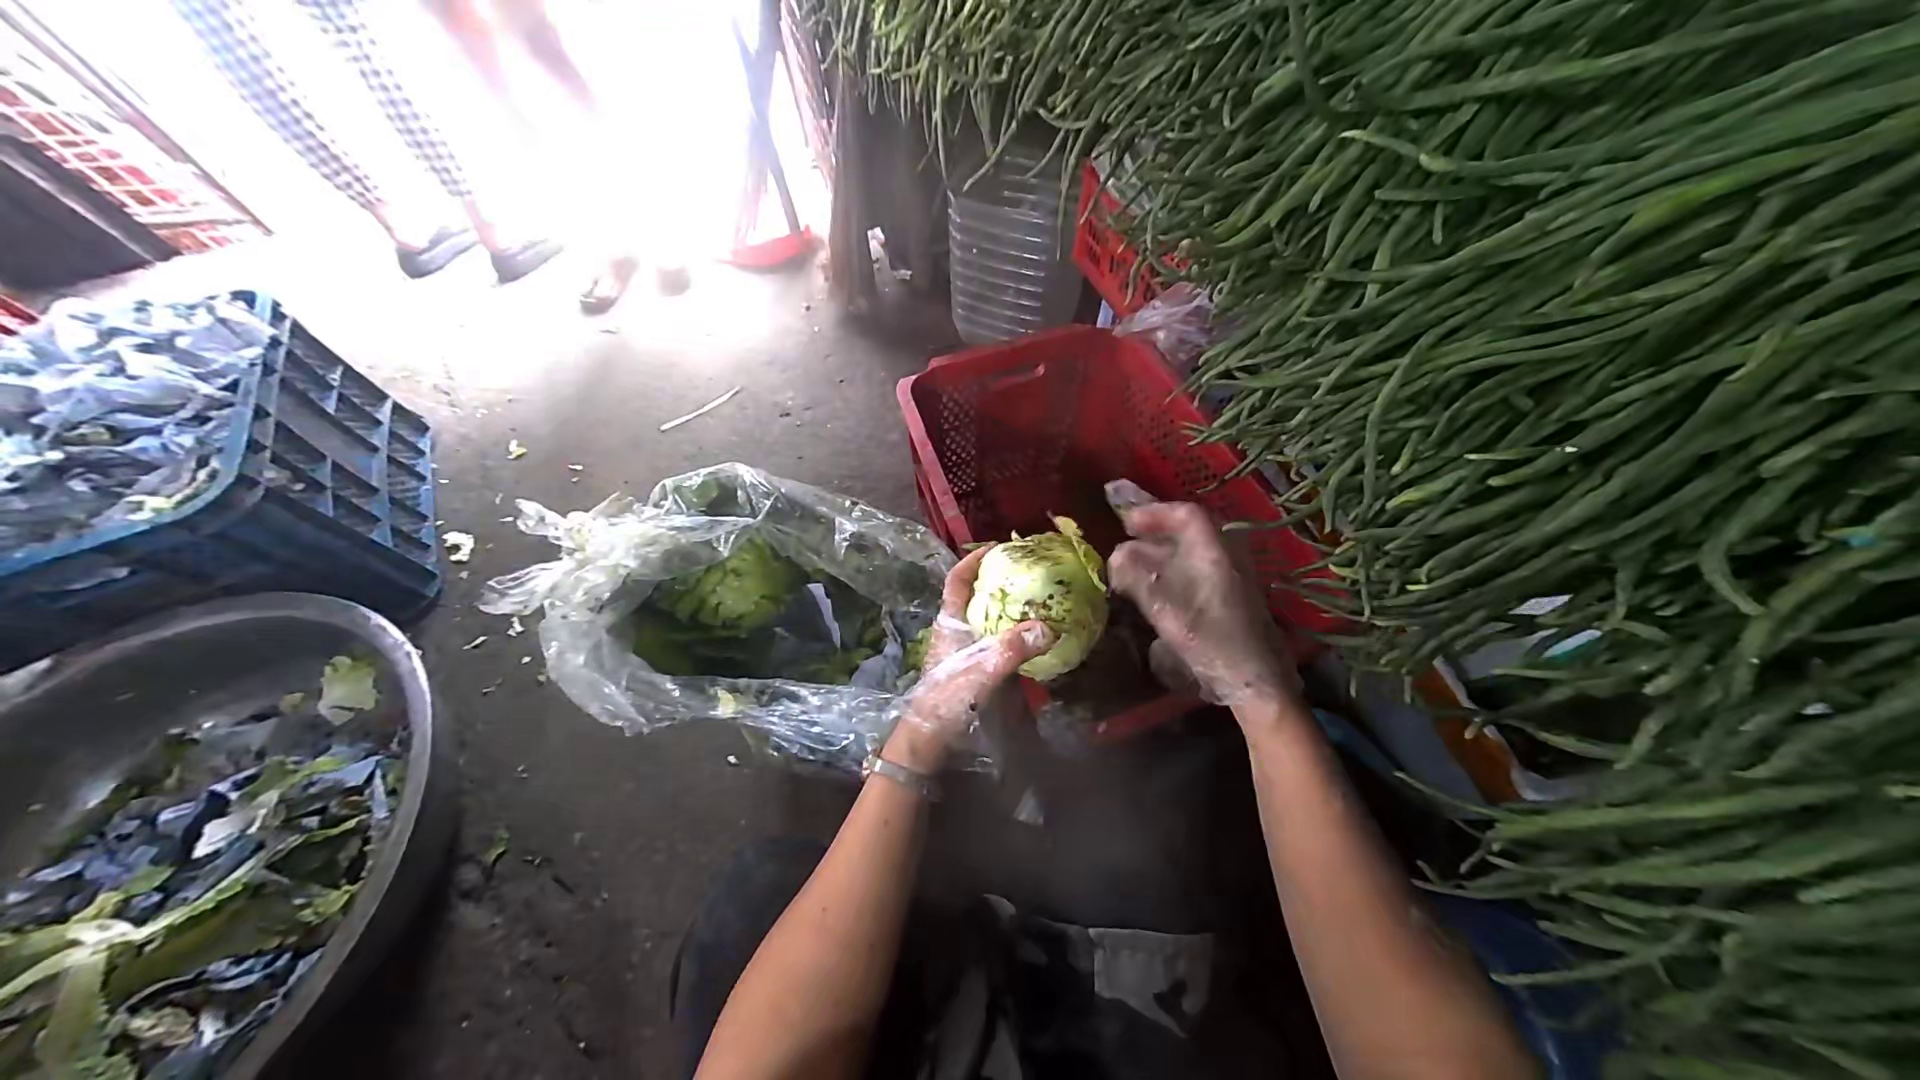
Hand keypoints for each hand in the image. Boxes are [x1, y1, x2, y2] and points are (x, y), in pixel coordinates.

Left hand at [889, 545, 1053, 771]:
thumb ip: (1011, 650)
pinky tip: (1030, 638)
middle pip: (973, 595)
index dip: (973, 560)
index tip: (997, 548)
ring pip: (984, 617)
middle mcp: (955, 631)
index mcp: (950, 622)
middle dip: (996, 580)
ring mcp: (962, 650)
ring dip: (1005, 607)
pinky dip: (1010, 632)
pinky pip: (992, 639)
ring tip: (1035, 600)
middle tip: (1027, 573)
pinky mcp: (971, 668)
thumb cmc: (947, 699)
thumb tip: (1046, 627)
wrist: (929, 738)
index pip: (956, 580)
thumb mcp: (981, 672)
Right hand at [1108, 499, 1300, 708]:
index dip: (1154, 513)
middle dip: (1155, 532)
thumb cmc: (1211, 640)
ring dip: (1161, 552)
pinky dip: (1171, 571)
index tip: (1126, 522)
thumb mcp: (1165, 609)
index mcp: (1214, 551)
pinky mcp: (1229, 600)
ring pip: (1192, 553)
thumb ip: (1136, 577)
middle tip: (1126, 537)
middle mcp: (1225, 557)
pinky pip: (1196, 571)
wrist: (1255, 681)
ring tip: (1132, 563)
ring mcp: (1230, 579)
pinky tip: (1154, 588)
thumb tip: (1116, 555)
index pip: (1186, 515)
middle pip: (1189, 531)